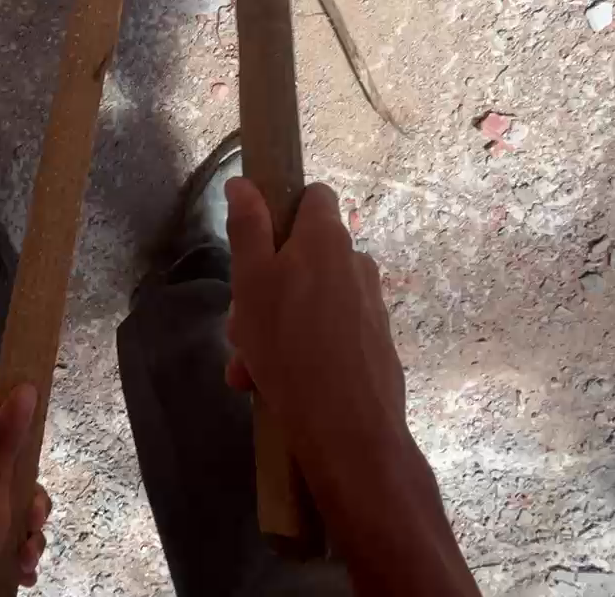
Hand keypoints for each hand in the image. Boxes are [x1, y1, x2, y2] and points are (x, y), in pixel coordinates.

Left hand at [0, 384, 53, 595]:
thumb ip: (10, 431)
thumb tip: (25, 386)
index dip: (22, 442)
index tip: (35, 466)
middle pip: (12, 467)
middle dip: (32, 501)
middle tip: (36, 521)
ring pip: (13, 502)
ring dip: (29, 531)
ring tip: (28, 554)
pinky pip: (3, 526)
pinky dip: (17, 546)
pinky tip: (22, 566)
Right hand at [223, 179, 405, 442]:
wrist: (349, 432)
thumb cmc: (288, 346)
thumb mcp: (250, 280)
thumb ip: (247, 226)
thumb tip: (244, 183)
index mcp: (325, 239)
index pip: (314, 196)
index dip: (283, 210)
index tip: (257, 242)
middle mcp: (355, 263)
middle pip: (304, 253)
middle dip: (266, 284)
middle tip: (240, 324)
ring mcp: (368, 305)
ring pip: (310, 298)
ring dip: (276, 322)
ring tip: (250, 363)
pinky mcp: (374, 343)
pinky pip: (327, 331)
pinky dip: (300, 347)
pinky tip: (273, 382)